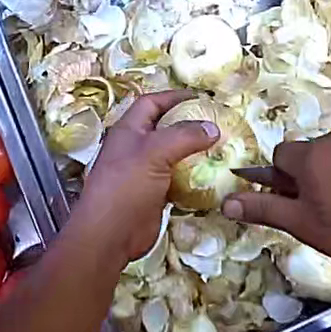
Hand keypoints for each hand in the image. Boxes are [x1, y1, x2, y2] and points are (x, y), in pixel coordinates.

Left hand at [70, 90, 218, 261]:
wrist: (110, 235)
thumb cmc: (126, 186)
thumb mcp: (154, 152)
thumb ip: (184, 136)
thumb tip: (212, 128)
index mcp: (128, 130)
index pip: (151, 103)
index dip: (173, 96)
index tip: (200, 97)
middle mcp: (135, 148)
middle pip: (164, 128)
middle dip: (188, 123)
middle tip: (216, 123)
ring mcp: (144, 172)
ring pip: (173, 154)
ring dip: (194, 151)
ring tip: (220, 148)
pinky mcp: (154, 194)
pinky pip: (178, 179)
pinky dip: (194, 176)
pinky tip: (212, 176)